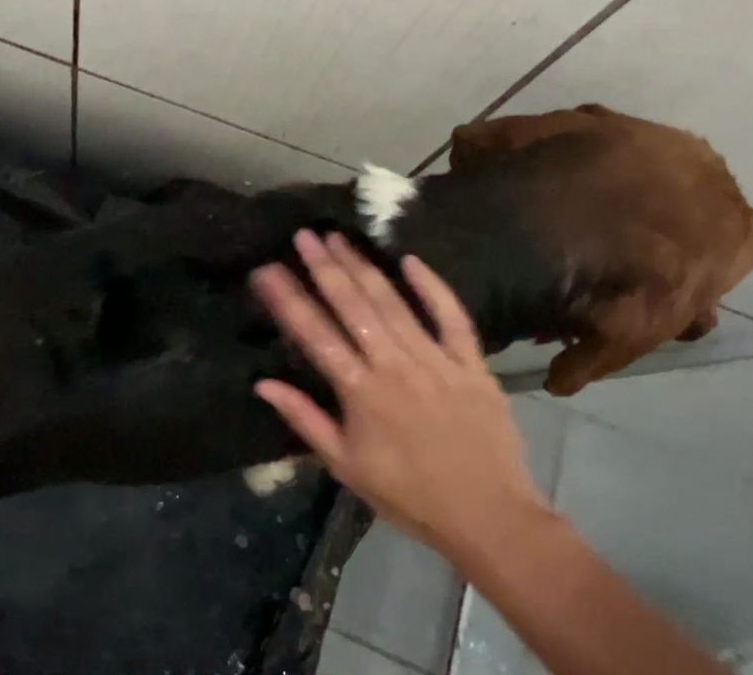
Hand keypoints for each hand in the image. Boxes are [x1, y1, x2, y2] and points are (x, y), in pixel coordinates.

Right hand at [250, 231, 551, 558]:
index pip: (314, 334)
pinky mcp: (472, 365)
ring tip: (339, 237)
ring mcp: (436, 361)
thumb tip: (262, 384)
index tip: (266, 269)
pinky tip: (410, 260)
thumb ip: (305, 419)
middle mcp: (395, 366)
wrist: (490, 517)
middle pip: (353, 306)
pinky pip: (452, 318)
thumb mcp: (346, 465)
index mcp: (360, 392)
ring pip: (393, 304)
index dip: (288, 299)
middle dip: (325, 267)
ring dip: (363, 267)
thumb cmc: (409, 495)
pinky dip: (432, 287)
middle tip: (304, 234)